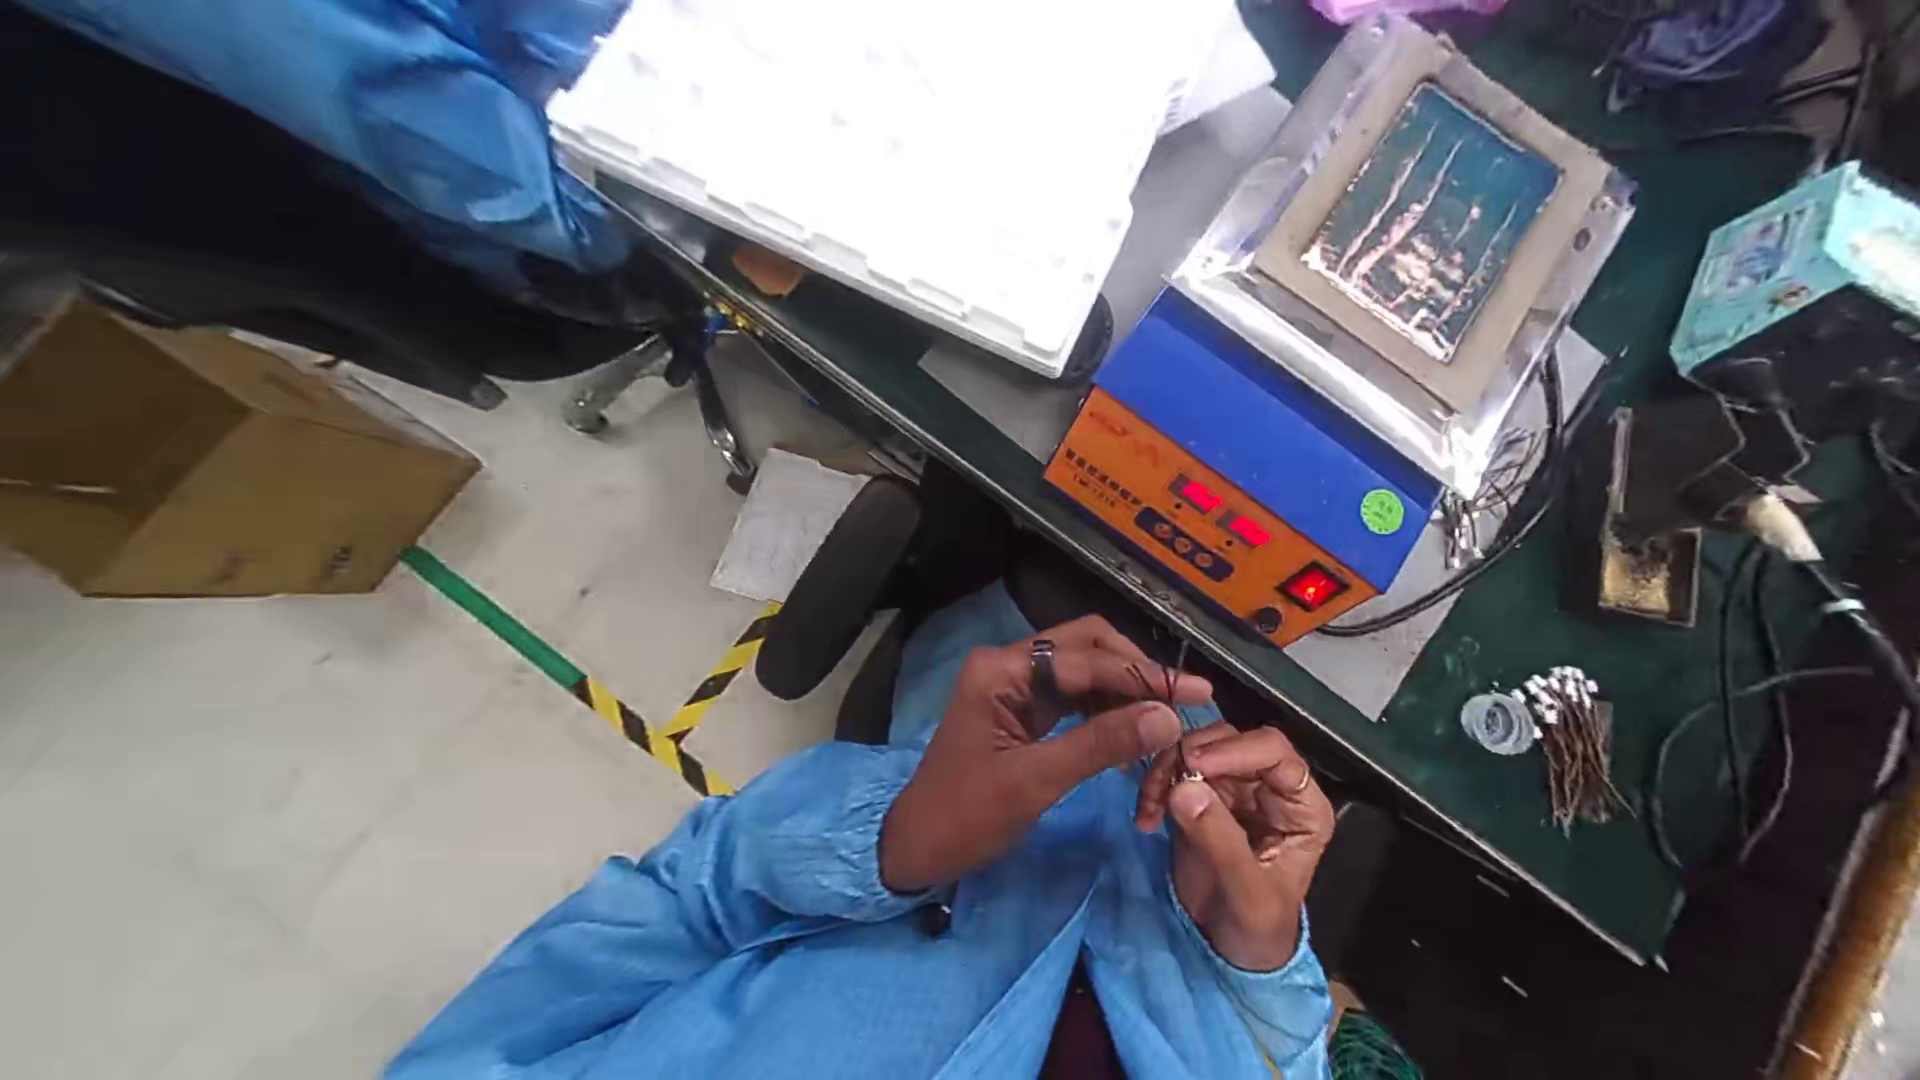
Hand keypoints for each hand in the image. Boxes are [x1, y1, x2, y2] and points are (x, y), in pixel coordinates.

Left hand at [879, 616, 1212, 892]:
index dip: (1140, 675)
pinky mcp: (1022, 708)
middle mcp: (1008, 664)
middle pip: (1084, 646)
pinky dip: (1106, 708)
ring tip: (1168, 716)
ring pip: (1082, 669)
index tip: (1195, 692)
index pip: (1084, 658)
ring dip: (1124, 689)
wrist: (919, 845)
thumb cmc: (967, 815)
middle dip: (1134, 670)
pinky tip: (1136, 727)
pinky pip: (1073, 695)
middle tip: (1183, 700)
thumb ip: (1100, 744)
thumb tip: (1166, 717)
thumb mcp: (1035, 781)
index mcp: (1001, 670)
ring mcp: (1014, 685)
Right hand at [1135, 723, 1334, 971]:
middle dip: (1189, 757)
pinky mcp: (1198, 792)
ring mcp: (1230, 784)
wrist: (1227, 947)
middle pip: (1227, 739)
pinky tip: (1145, 816)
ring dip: (1165, 769)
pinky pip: (1171, 768)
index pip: (1273, 750)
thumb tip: (1184, 787)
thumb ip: (1221, 841)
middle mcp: (1266, 784)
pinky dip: (1153, 784)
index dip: (1234, 750)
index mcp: (1299, 803)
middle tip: (1161, 786)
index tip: (1192, 766)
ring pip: (1195, 747)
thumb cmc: (1257, 928)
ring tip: (1149, 808)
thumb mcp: (1247, 894)